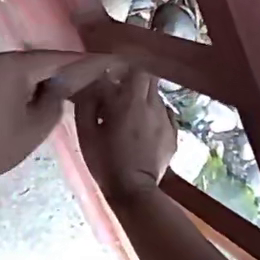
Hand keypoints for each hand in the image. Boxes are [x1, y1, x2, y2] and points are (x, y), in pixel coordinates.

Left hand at [0, 51, 119, 191]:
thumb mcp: (38, 125)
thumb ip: (58, 97)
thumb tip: (67, 82)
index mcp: (14, 65)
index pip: (58, 58)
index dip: (85, 62)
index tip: (108, 61)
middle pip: (41, 59)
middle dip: (66, 69)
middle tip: (94, 77)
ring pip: (26, 67)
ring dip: (47, 76)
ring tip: (73, 88)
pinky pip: (12, 74)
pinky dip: (29, 82)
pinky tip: (44, 93)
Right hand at [72, 69, 177, 202]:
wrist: (134, 192)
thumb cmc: (104, 161)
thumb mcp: (86, 133)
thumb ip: (87, 104)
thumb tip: (92, 84)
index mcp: (129, 102)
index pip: (131, 69)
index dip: (121, 68)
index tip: (110, 73)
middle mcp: (152, 105)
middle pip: (149, 76)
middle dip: (136, 78)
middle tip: (121, 89)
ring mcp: (166, 120)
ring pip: (156, 95)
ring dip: (144, 96)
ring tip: (131, 112)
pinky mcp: (173, 135)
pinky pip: (165, 114)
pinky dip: (155, 114)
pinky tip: (144, 126)